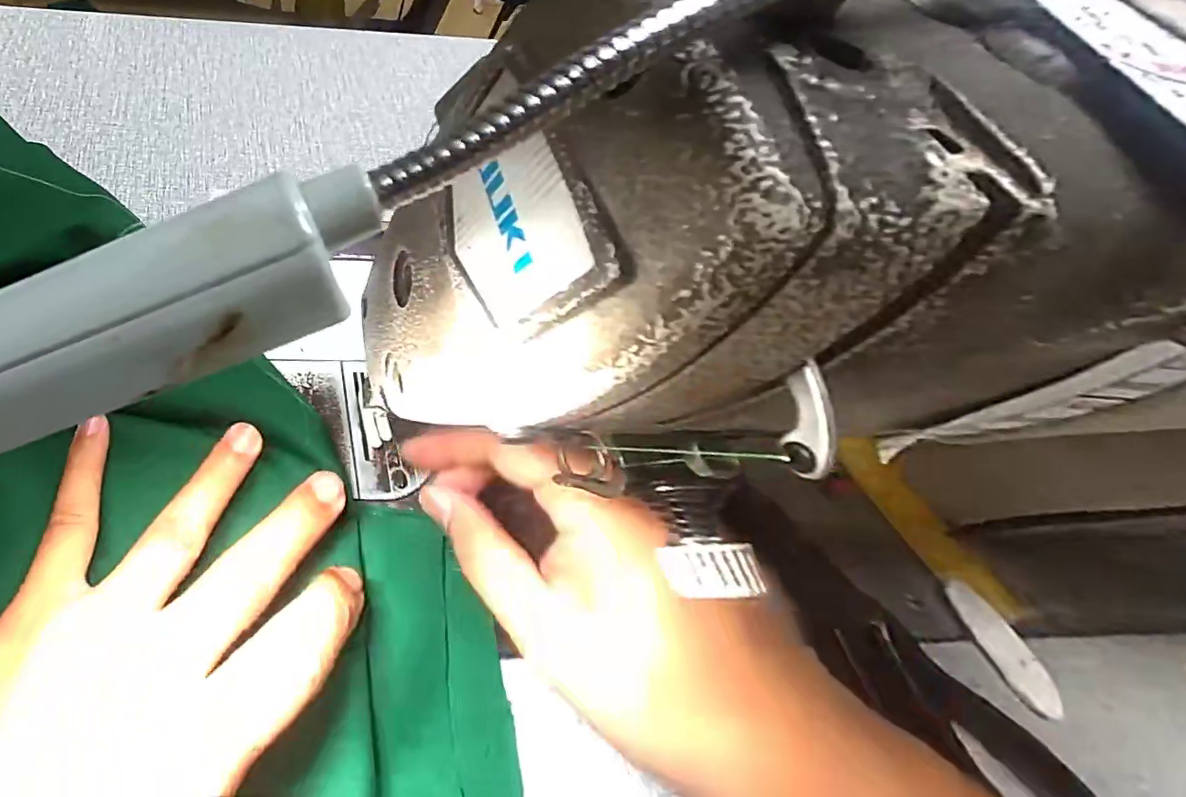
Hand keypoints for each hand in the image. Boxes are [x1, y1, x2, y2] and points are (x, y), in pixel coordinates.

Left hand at [0, 416, 363, 796]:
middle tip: (324, 486)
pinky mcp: (41, 609)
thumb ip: (222, 773)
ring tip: (244, 436)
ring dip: (215, 481)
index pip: (291, 660)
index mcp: (201, 737)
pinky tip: (95, 429)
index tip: (349, 580)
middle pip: (246, 579)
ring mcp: (100, 623)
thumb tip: (254, 734)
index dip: (327, 616)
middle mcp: (159, 662)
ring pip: (176, 535)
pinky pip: (71, 527)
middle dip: (292, 529)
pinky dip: (83, 474)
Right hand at [406, 430, 985, 796]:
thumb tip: (438, 499)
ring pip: (558, 467)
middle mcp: (631, 488)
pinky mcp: (661, 520)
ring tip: (463, 504)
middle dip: (475, 463)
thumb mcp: (547, 631)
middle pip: (535, 448)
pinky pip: (584, 489)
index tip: (410, 455)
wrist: (775, 741)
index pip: (513, 446)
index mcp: (604, 506)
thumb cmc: (653, 691)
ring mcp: (651, 501)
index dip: (454, 444)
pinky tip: (517, 521)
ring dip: (504, 479)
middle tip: (434, 493)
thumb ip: (484, 554)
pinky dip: (538, 496)